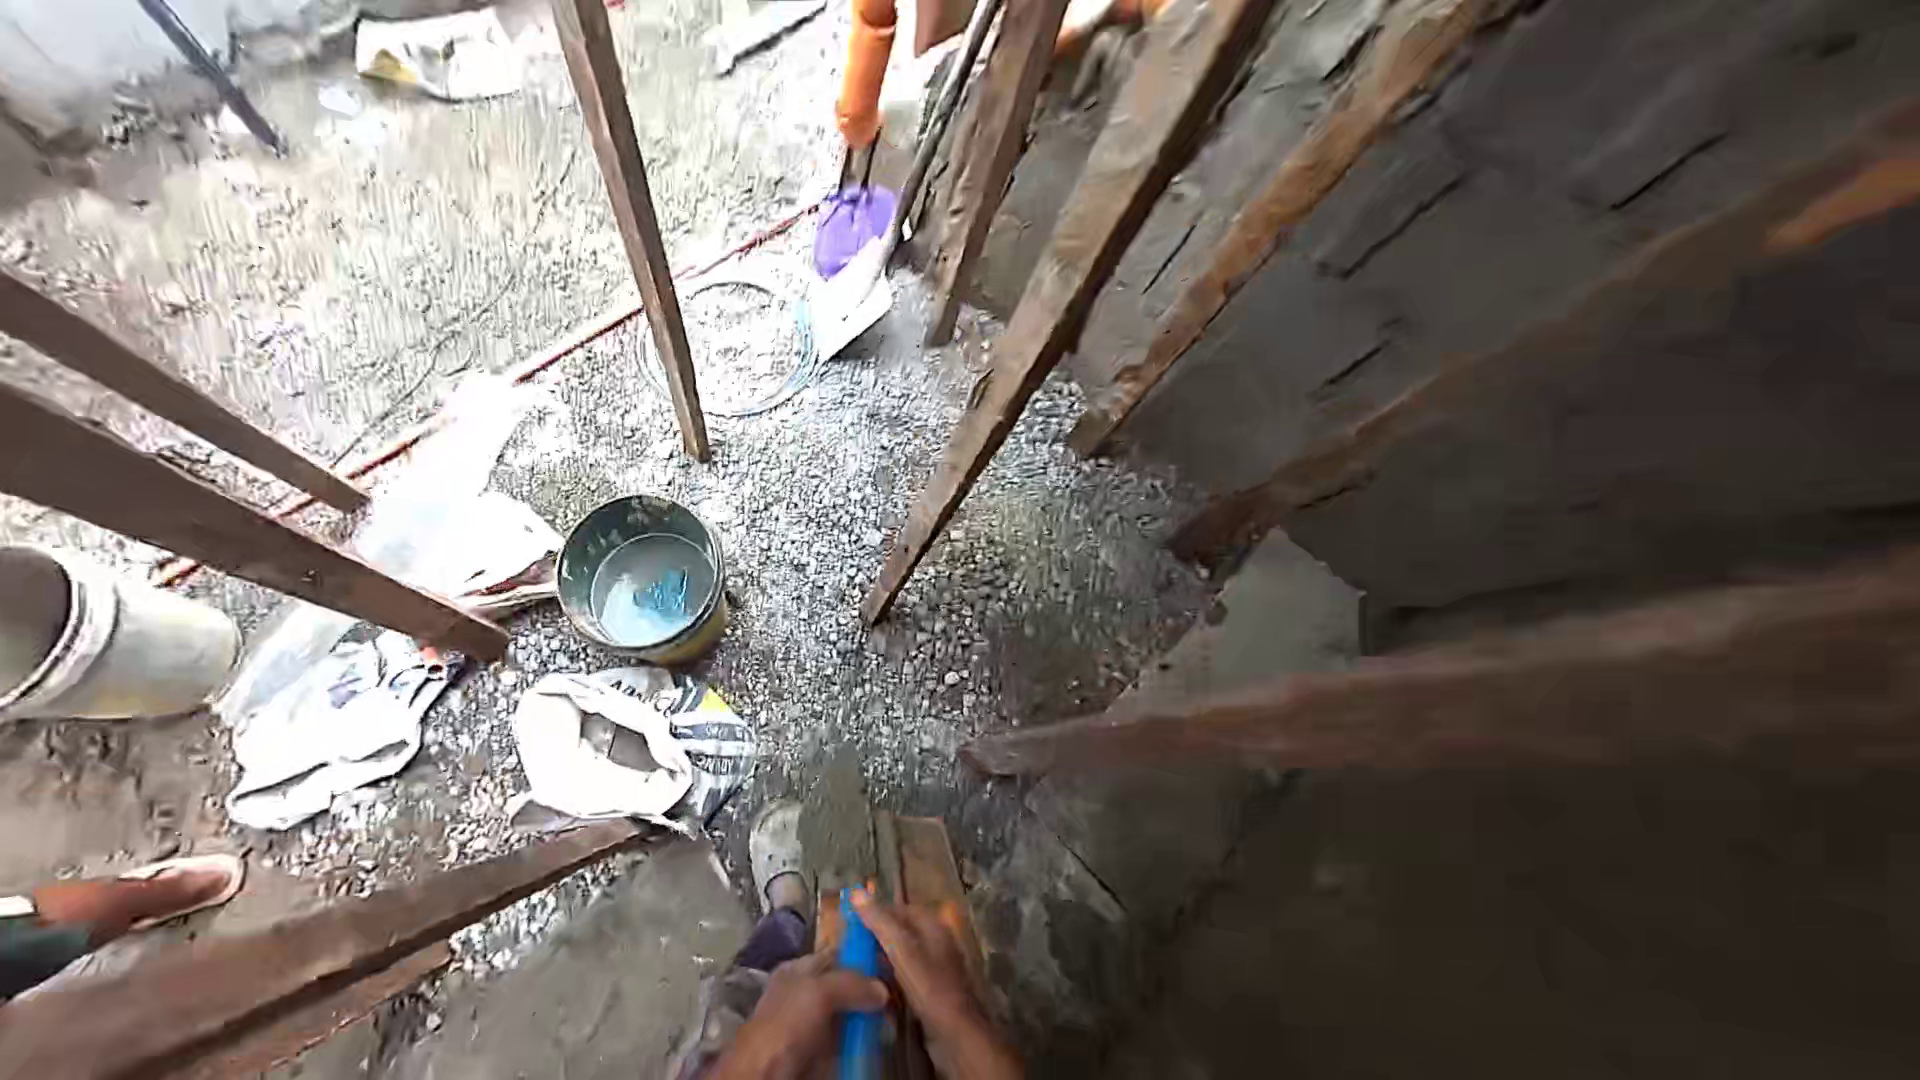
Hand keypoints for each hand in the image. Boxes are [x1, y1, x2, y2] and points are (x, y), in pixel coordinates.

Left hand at [711, 950, 888, 1079]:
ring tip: (891, 1027)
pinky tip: (878, 1046)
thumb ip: (853, 983)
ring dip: (870, 1022)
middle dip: (871, 993)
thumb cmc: (785, 1027)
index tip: (890, 962)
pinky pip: (847, 1046)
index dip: (862, 956)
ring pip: (849, 1018)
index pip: (837, 954)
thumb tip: (884, 990)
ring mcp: (813, 1029)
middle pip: (846, 987)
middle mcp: (806, 996)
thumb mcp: (818, 993)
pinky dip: (862, 1047)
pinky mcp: (819, 1059)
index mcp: (799, 971)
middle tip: (895, 1000)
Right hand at [853, 890, 1021, 1079]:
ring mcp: (936, 964)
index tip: (852, 924)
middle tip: (852, 948)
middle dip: (878, 937)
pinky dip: (892, 976)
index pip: (899, 909)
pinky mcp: (933, 988)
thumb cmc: (928, 984)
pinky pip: (907, 974)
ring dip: (883, 958)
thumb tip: (857, 892)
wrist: (955, 1032)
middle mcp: (937, 939)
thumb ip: (880, 921)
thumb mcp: (901, 949)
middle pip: (901, 931)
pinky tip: (878, 987)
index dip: (875, 913)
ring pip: (903, 954)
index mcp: (933, 923)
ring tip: (860, 967)